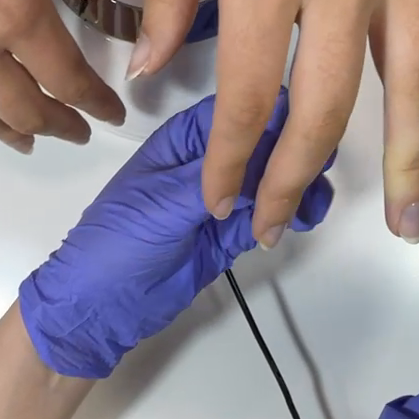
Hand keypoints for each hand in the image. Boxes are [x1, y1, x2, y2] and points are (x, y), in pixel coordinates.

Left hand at [19, 94, 332, 377]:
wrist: (103, 305)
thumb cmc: (120, 242)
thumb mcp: (167, 201)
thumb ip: (221, 175)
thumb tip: (273, 146)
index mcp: (183, 140)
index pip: (239, 113)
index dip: (276, 117)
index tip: (307, 130)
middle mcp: (207, 162)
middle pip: (264, 145)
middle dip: (293, 155)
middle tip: (316, 172)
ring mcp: (222, 199)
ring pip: (273, 181)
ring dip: (298, 186)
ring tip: (312, 204)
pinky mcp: (231, 234)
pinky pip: (269, 215)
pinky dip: (290, 214)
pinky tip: (304, 218)